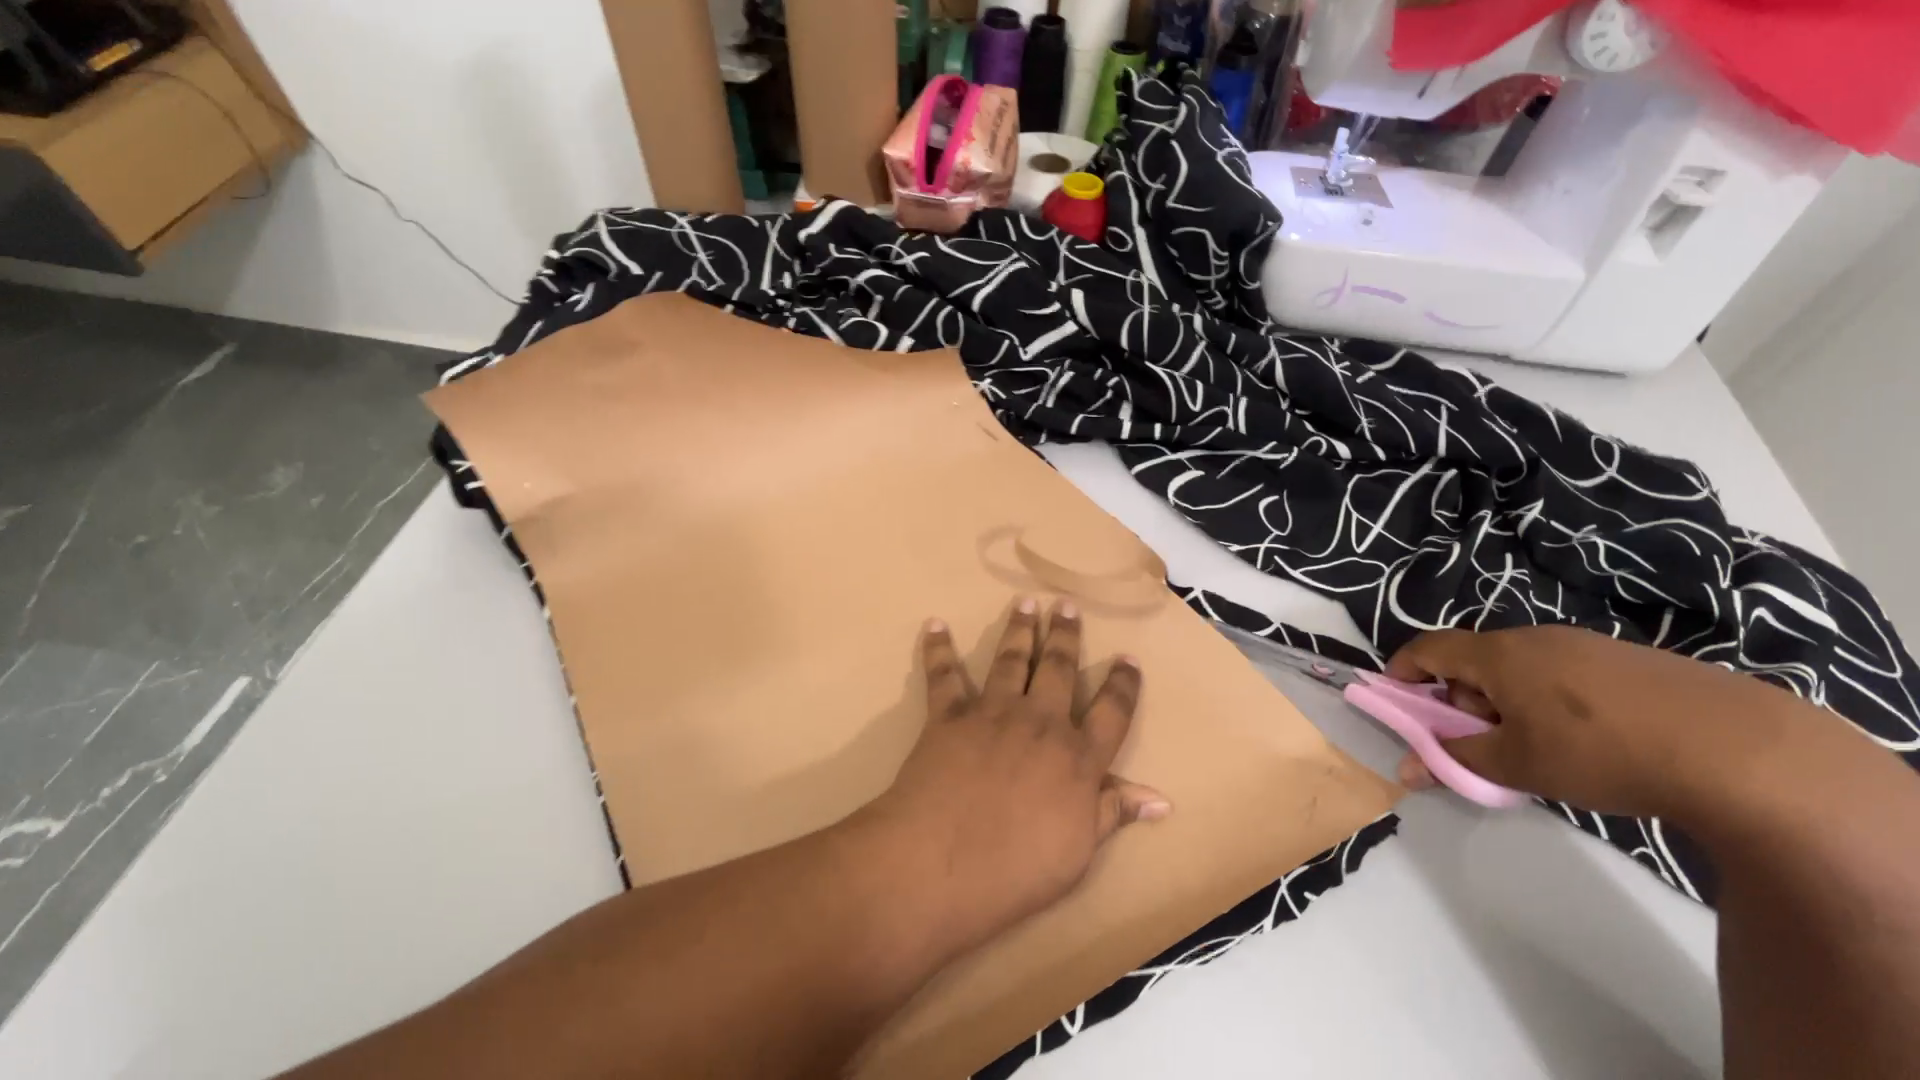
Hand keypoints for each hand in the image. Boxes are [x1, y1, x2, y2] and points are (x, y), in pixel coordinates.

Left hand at [857, 596, 1169, 951]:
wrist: (943, 863)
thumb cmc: (1018, 869)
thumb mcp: (1079, 850)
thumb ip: (1113, 813)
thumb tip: (1160, 798)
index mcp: (1078, 757)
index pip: (1112, 711)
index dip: (1122, 684)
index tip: (1127, 659)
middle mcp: (1040, 724)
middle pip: (1058, 669)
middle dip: (1065, 636)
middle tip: (1067, 606)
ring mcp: (993, 715)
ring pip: (1010, 660)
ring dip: (1019, 630)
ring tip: (1025, 603)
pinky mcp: (948, 717)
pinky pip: (944, 676)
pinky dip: (938, 649)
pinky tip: (935, 625)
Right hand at [1385, 624, 1847, 821]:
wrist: (1740, 750)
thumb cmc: (1602, 753)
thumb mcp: (1517, 766)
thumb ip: (1455, 760)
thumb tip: (1405, 767)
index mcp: (1500, 654)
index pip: (1429, 647)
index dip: (1404, 672)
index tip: (1397, 703)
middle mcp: (1537, 637)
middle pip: (1475, 658)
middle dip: (1460, 698)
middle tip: (1477, 743)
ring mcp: (1588, 645)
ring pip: (1522, 668)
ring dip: (1506, 702)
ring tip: (1536, 750)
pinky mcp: (1631, 661)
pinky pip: (1564, 674)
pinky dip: (1550, 701)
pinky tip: (1588, 743)